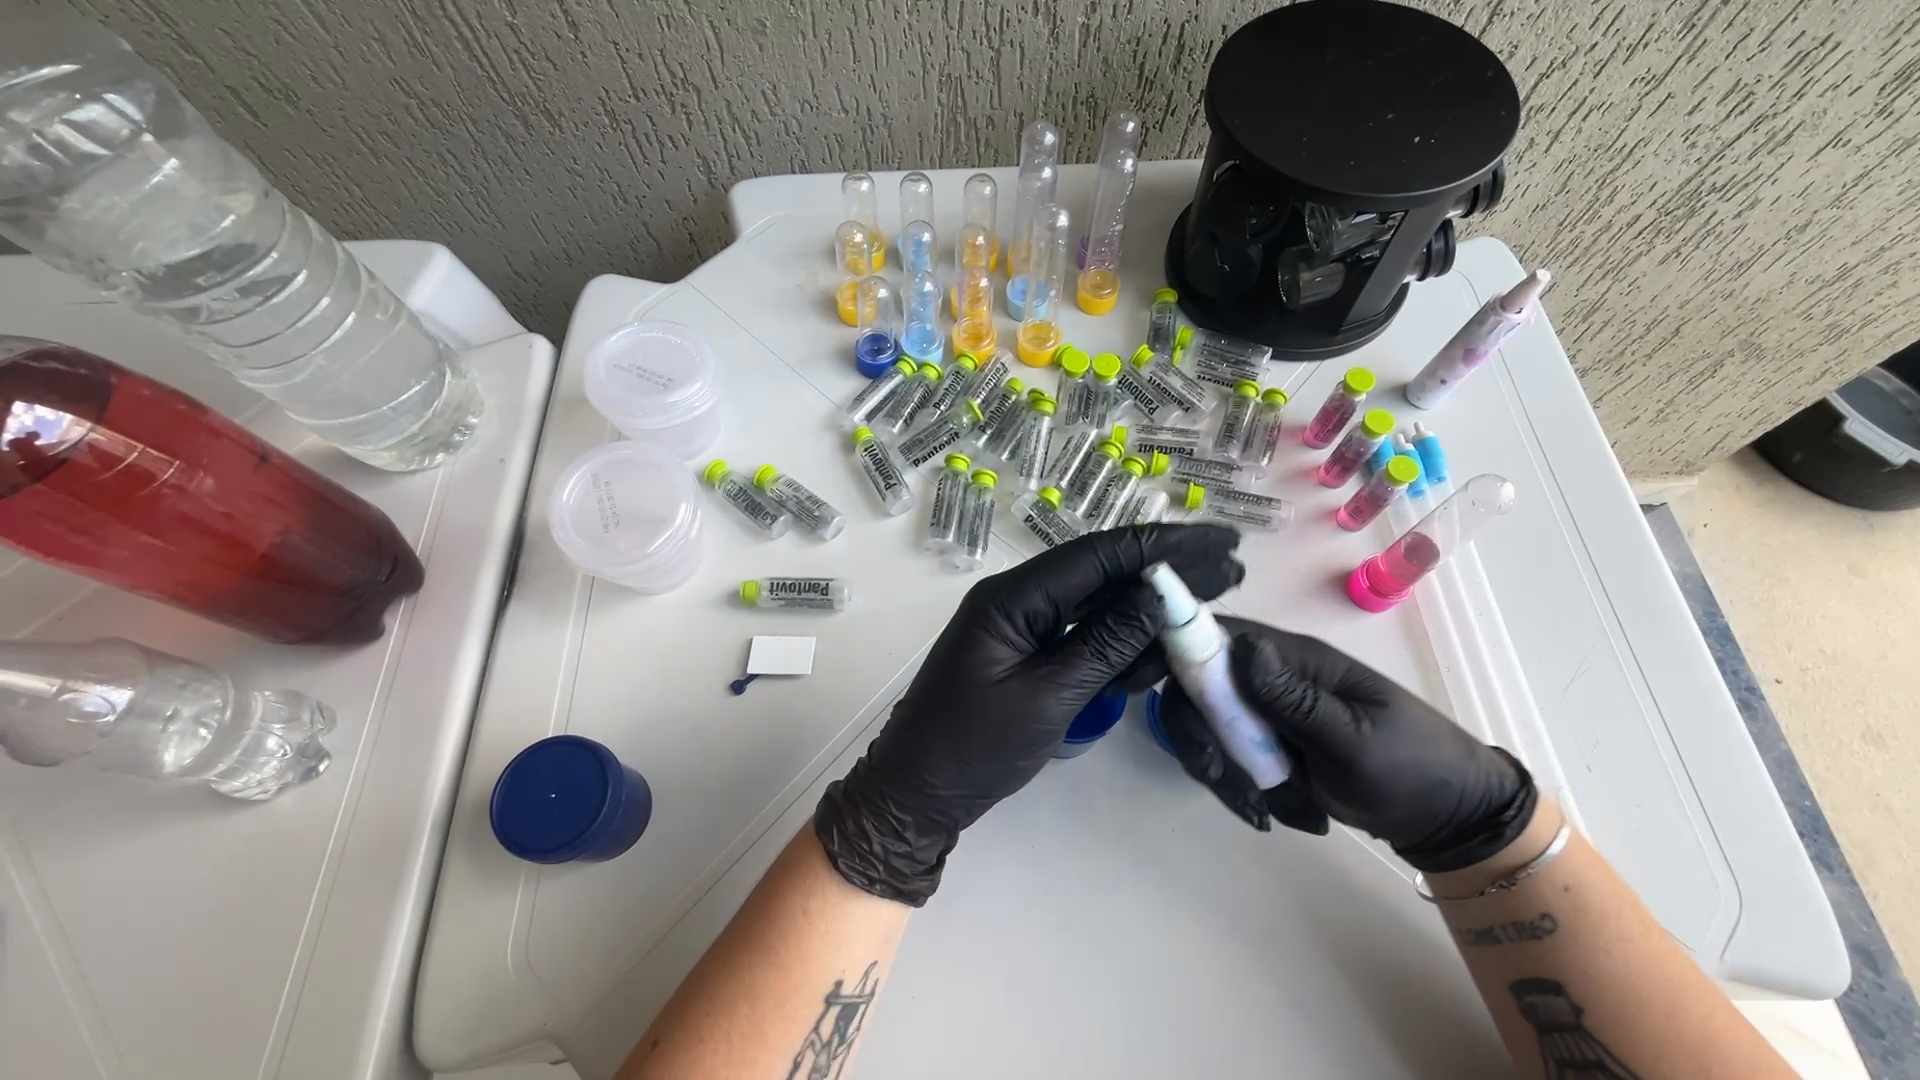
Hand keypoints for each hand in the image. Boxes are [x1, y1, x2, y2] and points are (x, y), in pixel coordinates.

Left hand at [815, 524, 1244, 904]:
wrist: (916, 794)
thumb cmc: (973, 751)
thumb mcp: (1048, 699)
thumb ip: (1106, 644)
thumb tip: (1160, 595)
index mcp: (1012, 598)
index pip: (1097, 555)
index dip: (1162, 545)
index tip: (1218, 540)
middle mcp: (1018, 599)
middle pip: (1102, 573)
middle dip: (1164, 573)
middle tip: (1229, 572)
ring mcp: (1022, 626)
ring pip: (1097, 605)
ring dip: (1146, 613)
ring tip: (1201, 618)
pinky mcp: (1028, 653)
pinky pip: (1082, 637)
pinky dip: (1120, 645)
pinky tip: (1156, 653)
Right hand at [1135, 620, 1535, 872]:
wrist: (1450, 818)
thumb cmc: (1413, 771)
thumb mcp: (1354, 742)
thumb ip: (1293, 699)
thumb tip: (1241, 646)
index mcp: (1296, 660)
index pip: (1217, 636)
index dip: (1177, 652)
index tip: (1154, 692)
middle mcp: (1273, 678)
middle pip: (1199, 691)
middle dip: (1202, 740)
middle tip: (1226, 781)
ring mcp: (1271, 713)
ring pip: (1213, 733)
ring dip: (1233, 777)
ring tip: (1282, 812)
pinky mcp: (1273, 746)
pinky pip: (1236, 763)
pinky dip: (1251, 792)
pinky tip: (1294, 812)